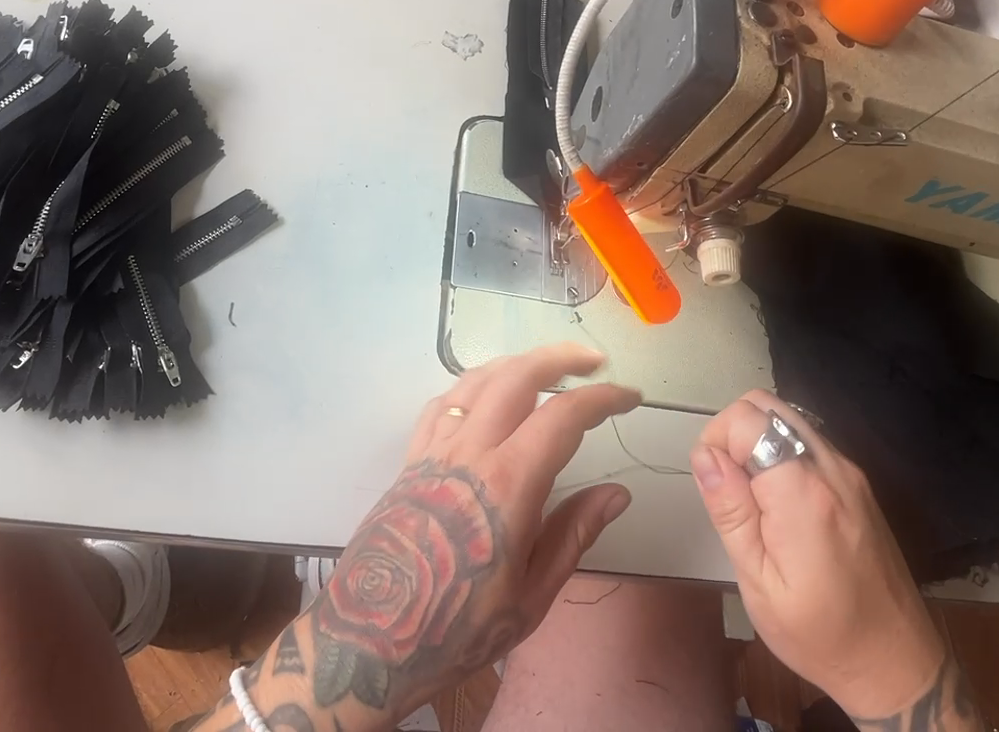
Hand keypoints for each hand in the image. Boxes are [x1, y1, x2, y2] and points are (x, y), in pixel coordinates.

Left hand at [204, 344, 640, 731]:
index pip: (564, 416)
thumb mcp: (532, 595)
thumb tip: (618, 493)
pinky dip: (473, 386)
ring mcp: (435, 450)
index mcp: (508, 483)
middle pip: (517, 376)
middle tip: (592, 360)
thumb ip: (575, 533)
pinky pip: (443, 403)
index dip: (602, 399)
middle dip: (559, 358)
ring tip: (545, 367)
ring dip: (516, 363)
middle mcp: (470, 450)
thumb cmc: (459, 626)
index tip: (628, 397)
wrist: (370, 640)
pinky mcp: (410, 459)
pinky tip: (485, 395)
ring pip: (477, 380)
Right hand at [692, 389, 979, 729]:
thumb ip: (730, 511)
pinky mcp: (858, 484)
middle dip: (733, 434)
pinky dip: (782, 454)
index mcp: (803, 493)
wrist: (897, 663)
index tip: (716, 486)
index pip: (746, 419)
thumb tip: (704, 456)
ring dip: (758, 442)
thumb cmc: (820, 635)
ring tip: (753, 500)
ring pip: (787, 418)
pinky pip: (808, 442)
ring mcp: (849, 473)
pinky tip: (781, 506)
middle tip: (729, 489)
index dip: (716, 440)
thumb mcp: (759, 582)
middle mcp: (831, 468)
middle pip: (765, 405)